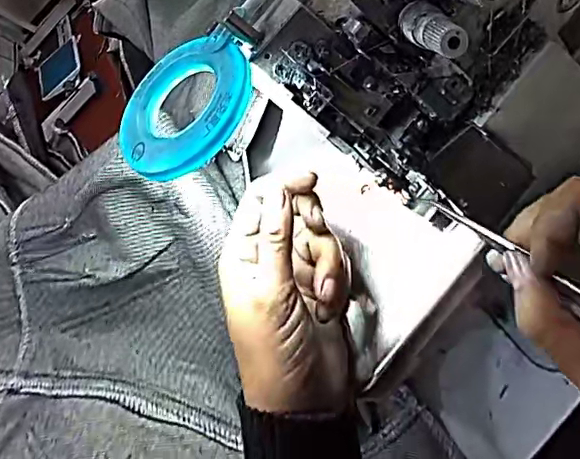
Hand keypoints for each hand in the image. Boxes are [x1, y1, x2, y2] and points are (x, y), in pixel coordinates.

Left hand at [219, 170, 353, 413]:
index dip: (283, 184)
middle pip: (294, 210)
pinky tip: (329, 304)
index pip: (260, 199)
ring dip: (327, 259)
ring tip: (322, 291)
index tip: (309, 178)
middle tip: (316, 233)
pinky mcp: (318, 283)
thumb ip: (276, 237)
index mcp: (243, 252)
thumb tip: (278, 192)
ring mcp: (294, 269)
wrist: (305, 401)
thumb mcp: (271, 291)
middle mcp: (268, 255)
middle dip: (311, 224)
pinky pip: (333, 260)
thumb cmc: (272, 357)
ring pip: (318, 235)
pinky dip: (336, 278)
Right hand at [502, 178, 579, 458]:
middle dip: (539, 233)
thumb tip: (514, 273)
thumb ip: (552, 327)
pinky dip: (578, 252)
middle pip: (579, 204)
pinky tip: (572, 289)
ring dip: (555, 243)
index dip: (542, 224)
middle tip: (521, 273)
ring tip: (545, 287)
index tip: (532, 266)